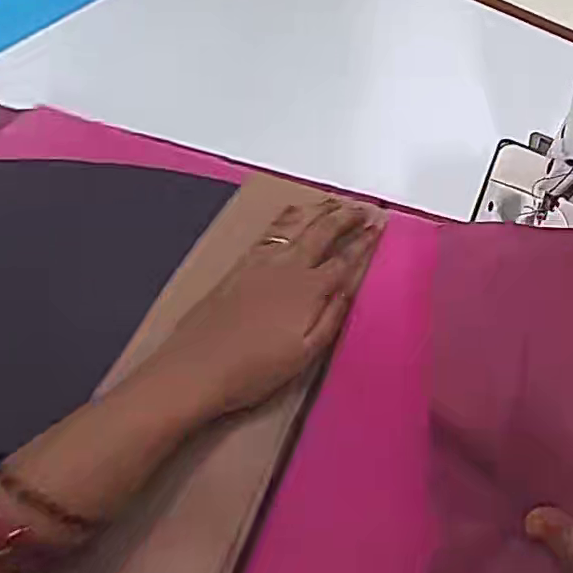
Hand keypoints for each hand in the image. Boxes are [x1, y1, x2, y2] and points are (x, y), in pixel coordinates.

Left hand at [131, 200, 384, 422]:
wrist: (193, 370)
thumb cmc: (253, 370)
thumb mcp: (305, 353)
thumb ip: (333, 316)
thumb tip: (350, 288)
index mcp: (309, 289)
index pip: (345, 258)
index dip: (365, 241)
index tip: (378, 226)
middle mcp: (289, 266)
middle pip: (324, 230)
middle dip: (347, 216)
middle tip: (363, 209)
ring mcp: (262, 261)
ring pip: (298, 223)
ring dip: (320, 209)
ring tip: (335, 202)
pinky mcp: (241, 264)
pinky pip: (272, 229)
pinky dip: (290, 216)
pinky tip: (294, 214)